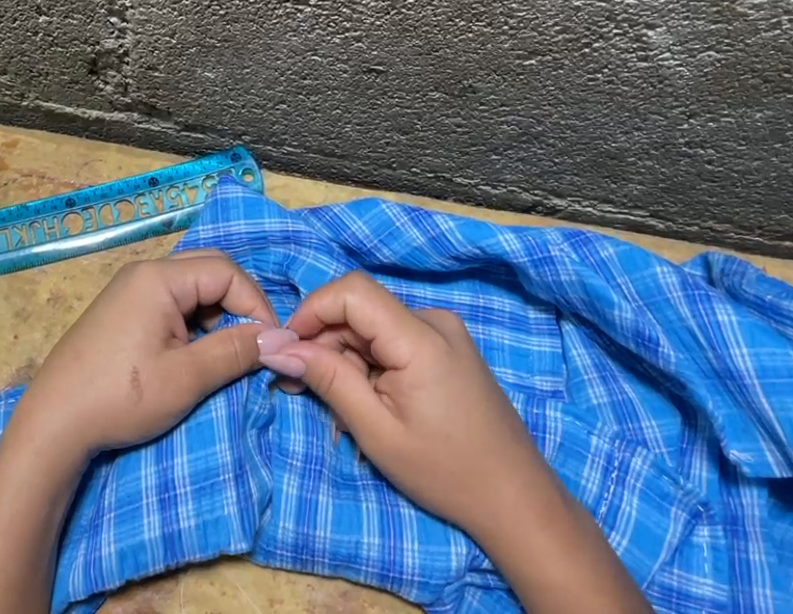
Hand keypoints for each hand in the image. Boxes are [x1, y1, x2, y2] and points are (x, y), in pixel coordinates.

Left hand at [14, 251, 283, 457]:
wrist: (55, 422)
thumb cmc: (122, 397)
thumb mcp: (186, 378)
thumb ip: (235, 351)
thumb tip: (281, 338)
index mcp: (158, 278)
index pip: (227, 271)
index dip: (256, 304)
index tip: (271, 346)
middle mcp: (144, 272)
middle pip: (209, 270)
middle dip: (239, 304)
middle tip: (253, 346)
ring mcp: (130, 289)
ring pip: (192, 287)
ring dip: (217, 315)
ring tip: (226, 355)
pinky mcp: (123, 310)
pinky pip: (172, 301)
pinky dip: (194, 322)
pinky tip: (196, 354)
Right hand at [257, 271, 549, 535]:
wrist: (516, 501)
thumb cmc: (445, 472)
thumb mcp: (375, 430)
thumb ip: (327, 379)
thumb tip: (276, 347)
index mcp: (421, 338)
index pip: (352, 291)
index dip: (311, 310)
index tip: (288, 349)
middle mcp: (434, 321)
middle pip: (359, 310)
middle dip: (324, 343)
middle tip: (302, 388)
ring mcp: (444, 332)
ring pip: (371, 326)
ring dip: (345, 358)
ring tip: (341, 410)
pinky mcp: (446, 346)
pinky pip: (391, 339)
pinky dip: (368, 364)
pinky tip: (367, 403)